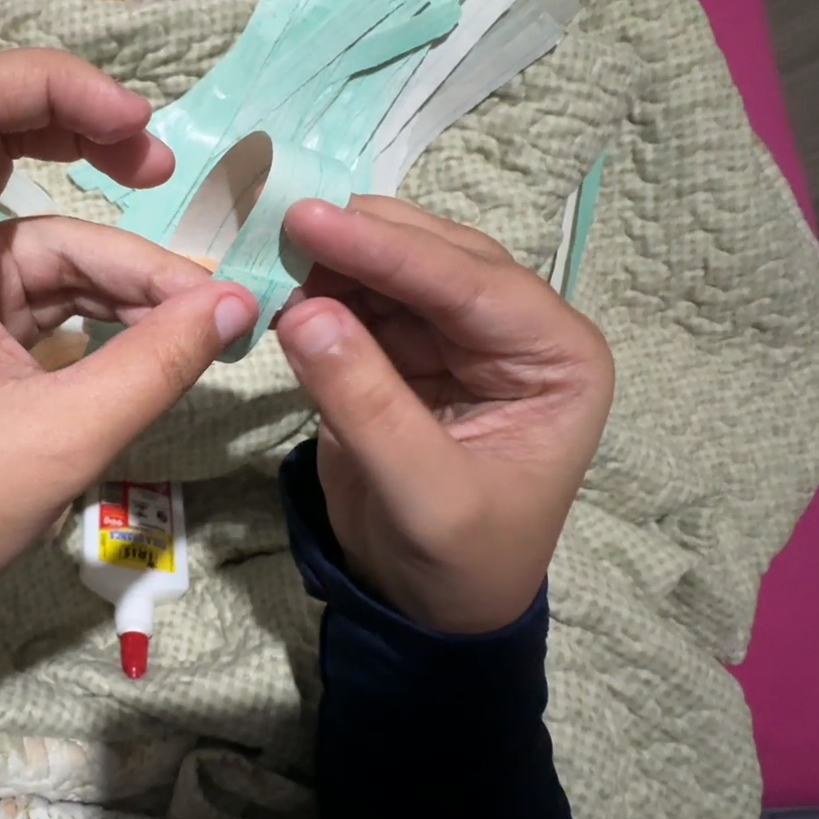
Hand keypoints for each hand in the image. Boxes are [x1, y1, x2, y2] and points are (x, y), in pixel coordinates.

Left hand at [0, 50, 260, 629]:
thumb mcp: (61, 439)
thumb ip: (156, 364)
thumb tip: (240, 303)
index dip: (49, 83)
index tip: (134, 121)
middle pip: (1, 139)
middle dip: (90, 142)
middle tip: (162, 169)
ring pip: (54, 234)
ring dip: (128, 265)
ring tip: (202, 313)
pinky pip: (56, 284)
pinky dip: (113, 301)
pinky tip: (168, 329)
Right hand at [275, 196, 614, 633]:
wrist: (425, 600)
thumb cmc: (456, 557)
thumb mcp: (421, 491)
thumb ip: (365, 400)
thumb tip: (301, 311)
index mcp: (553, 357)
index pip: (469, 282)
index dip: (386, 248)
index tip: (307, 218)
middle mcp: (508, 331)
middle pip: (432, 257)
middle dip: (357, 239)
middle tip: (277, 220)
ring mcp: (449, 337)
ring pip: (386, 271)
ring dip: (327, 259)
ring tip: (264, 253)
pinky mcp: (397, 352)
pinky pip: (352, 304)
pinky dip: (311, 292)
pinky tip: (274, 288)